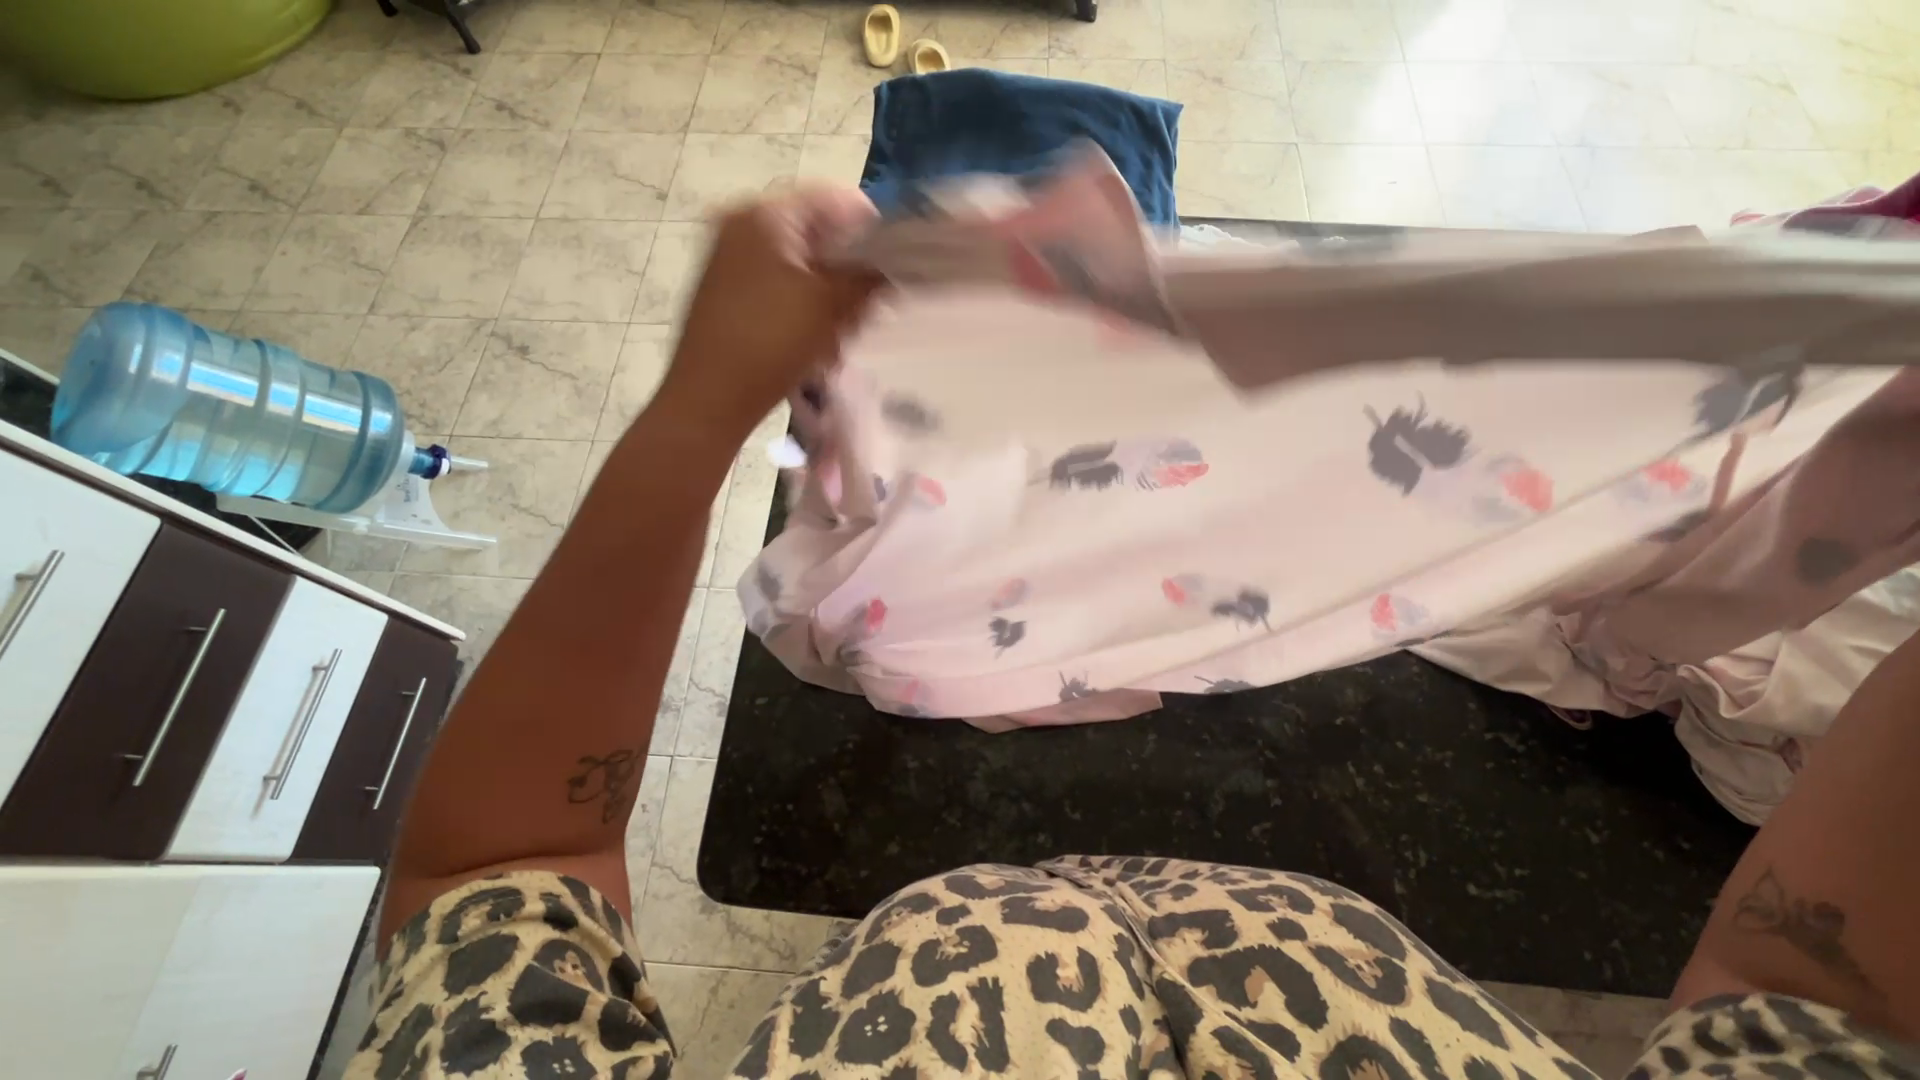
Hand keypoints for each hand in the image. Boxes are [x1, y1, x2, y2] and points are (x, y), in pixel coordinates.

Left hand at [656, 186, 880, 434]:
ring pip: (799, 259)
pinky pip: (777, 280)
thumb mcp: (833, 307)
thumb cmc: (772, 345)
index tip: (897, 267)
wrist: (710, 399)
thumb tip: (898, 264)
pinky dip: (803, 301)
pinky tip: (815, 337)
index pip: (837, 200)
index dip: (874, 230)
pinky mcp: (723, 287)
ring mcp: (727, 254)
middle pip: (817, 230)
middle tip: (869, 304)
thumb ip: (871, 277)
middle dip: (849, 266)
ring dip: (828, 289)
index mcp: (766, 212)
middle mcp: (741, 220)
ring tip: (842, 327)